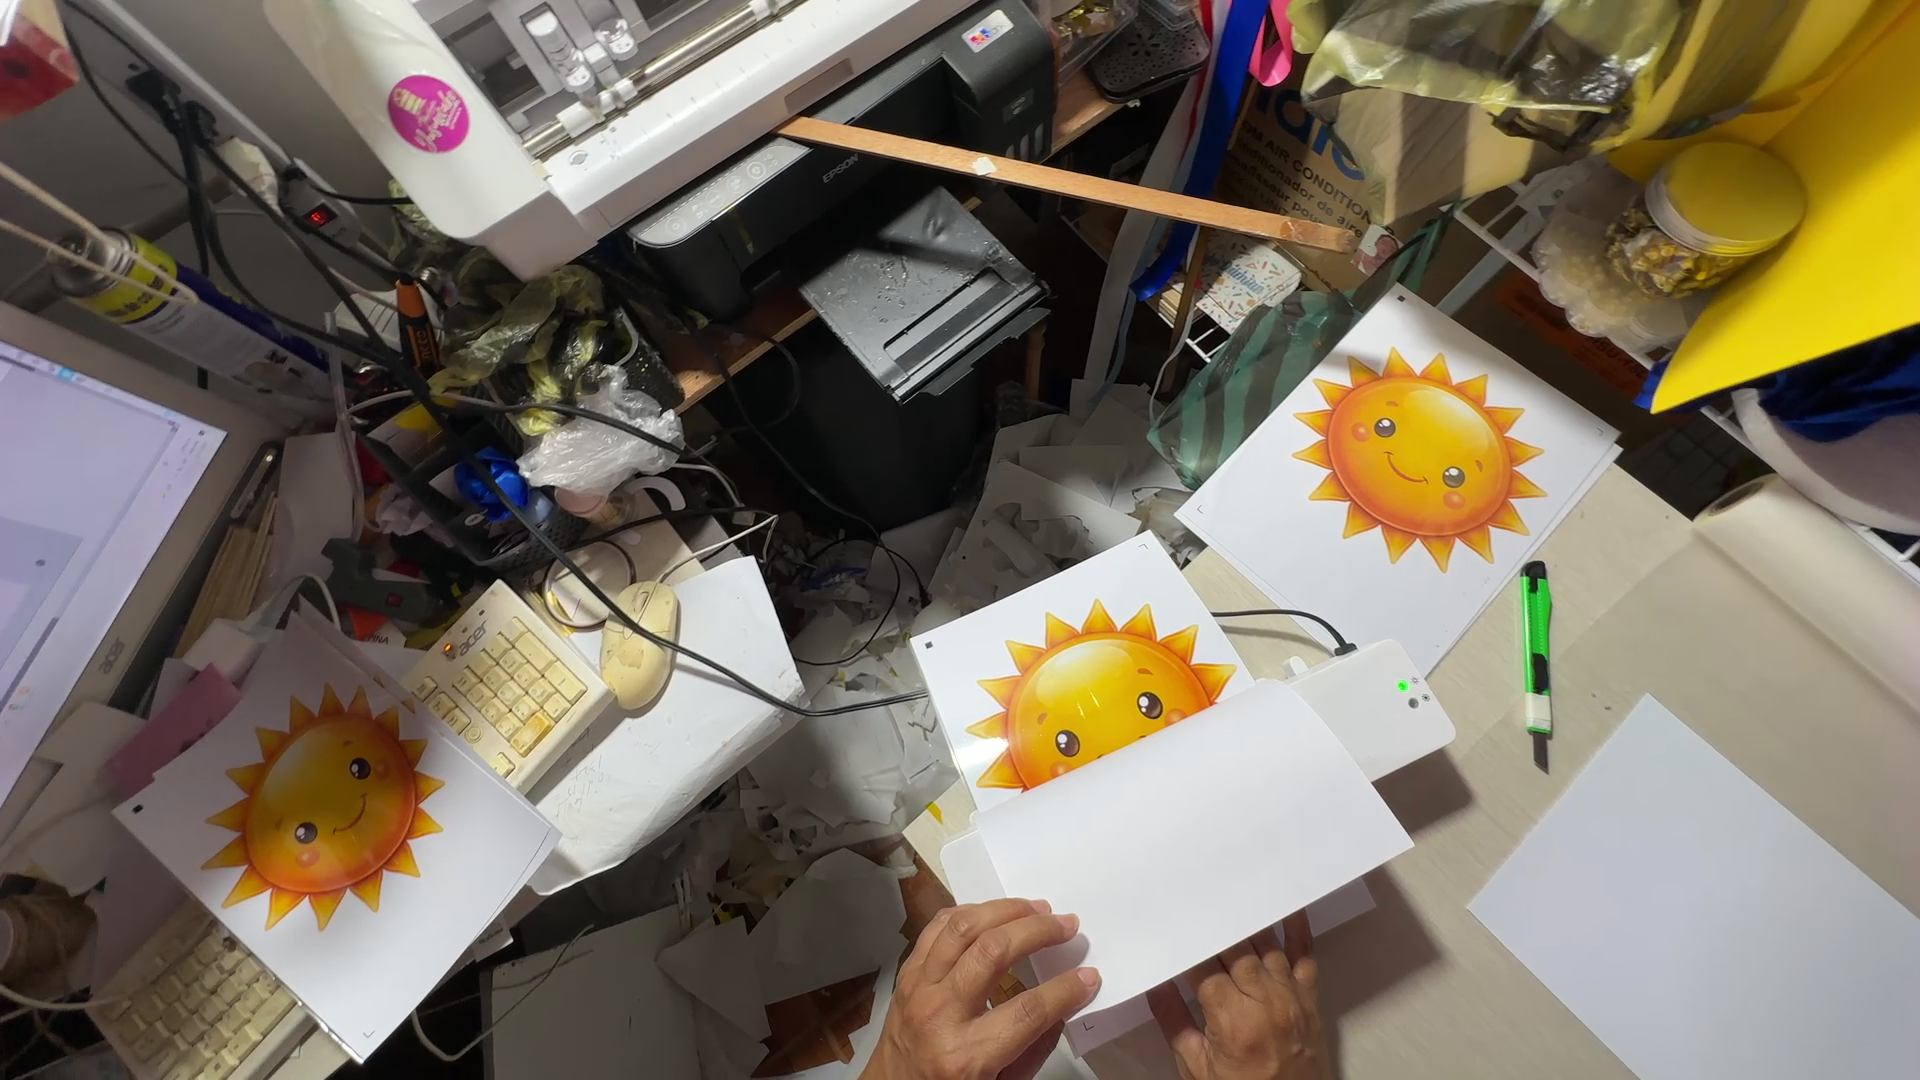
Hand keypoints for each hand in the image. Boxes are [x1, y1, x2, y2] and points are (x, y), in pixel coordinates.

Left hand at [861, 898, 1099, 1079]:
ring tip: (1036, 907)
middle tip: (1066, 924)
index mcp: (966, 1056)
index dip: (1064, 991)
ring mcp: (919, 986)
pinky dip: (971, 911)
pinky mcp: (908, 970)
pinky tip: (995, 912)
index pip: (1027, 1012)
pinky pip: (939, 926)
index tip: (1089, 975)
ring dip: (1005, 909)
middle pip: (993, 952)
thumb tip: (1065, 1003)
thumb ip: (1034, 1047)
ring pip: (963, 927)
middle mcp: (940, 1014)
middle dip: (1037, 931)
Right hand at [1145, 912, 1327, 1079]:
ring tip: (1226, 893)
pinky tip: (1286, 903)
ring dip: (1245, 920)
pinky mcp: (1310, 1000)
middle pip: (1235, 948)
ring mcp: (1291, 998)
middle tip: (1192, 899)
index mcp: (1234, 1021)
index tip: (1168, 921)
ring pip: (1265, 944)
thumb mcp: (1196, 1067)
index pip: (1203, 966)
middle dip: (1212, 925)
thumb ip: (1172, 1019)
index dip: (1186, 942)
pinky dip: (1297, 928)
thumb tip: (1153, 977)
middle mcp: (1266, 1003)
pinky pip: (1305, 954)